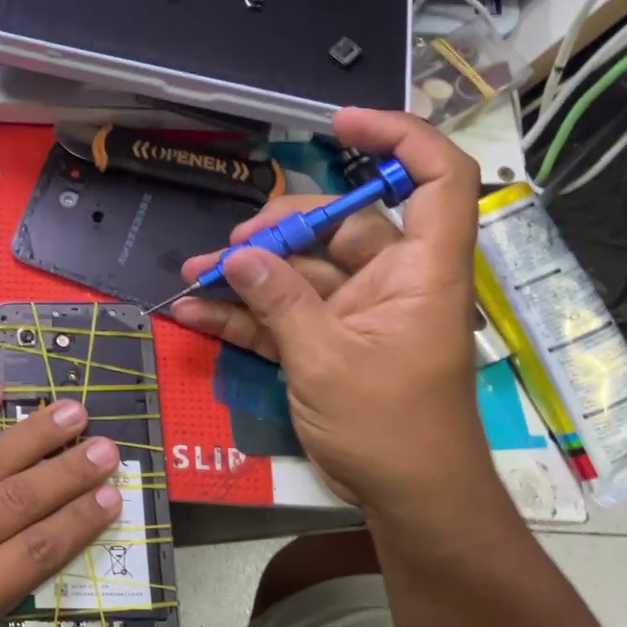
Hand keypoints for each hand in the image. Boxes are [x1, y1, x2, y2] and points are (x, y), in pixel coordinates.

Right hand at [170, 108, 488, 509]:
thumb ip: (280, 303)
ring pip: (296, 274)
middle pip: (339, 226)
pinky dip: (240, 315)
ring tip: (192, 277)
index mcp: (420, 271)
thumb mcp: (327, 361)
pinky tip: (192, 313)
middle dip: (277, 230)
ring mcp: (354, 314)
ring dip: (244, 276)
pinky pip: (279, 316)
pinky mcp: (324, 345)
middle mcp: (390, 281)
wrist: (407, 500)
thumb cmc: (390, 428)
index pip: (434, 179)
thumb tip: (239, 256)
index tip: (338, 126)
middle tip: (229, 248)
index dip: (397, 139)